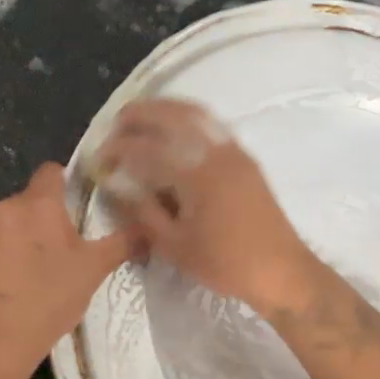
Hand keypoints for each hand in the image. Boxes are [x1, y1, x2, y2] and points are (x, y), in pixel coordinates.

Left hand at [0, 163, 138, 377]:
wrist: (3, 336)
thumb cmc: (52, 296)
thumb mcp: (95, 268)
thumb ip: (124, 242)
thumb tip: (149, 228)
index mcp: (38, 203)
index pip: (52, 171)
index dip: (67, 182)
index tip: (78, 204)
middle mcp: (6, 206)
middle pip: (32, 199)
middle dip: (46, 216)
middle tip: (64, 246)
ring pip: (11, 220)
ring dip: (24, 233)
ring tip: (38, 265)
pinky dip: (4, 250)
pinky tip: (15, 277)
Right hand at [93, 98, 318, 313]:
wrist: (280, 269)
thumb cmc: (224, 263)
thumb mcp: (174, 246)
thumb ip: (142, 211)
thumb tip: (115, 185)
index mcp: (197, 174)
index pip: (147, 149)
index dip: (118, 149)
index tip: (99, 156)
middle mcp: (216, 152)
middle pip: (172, 116)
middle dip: (139, 115)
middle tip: (114, 125)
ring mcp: (234, 150)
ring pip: (194, 113)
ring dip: (163, 109)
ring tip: (138, 117)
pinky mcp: (243, 156)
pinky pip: (210, 122)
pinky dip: (185, 116)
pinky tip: (172, 126)